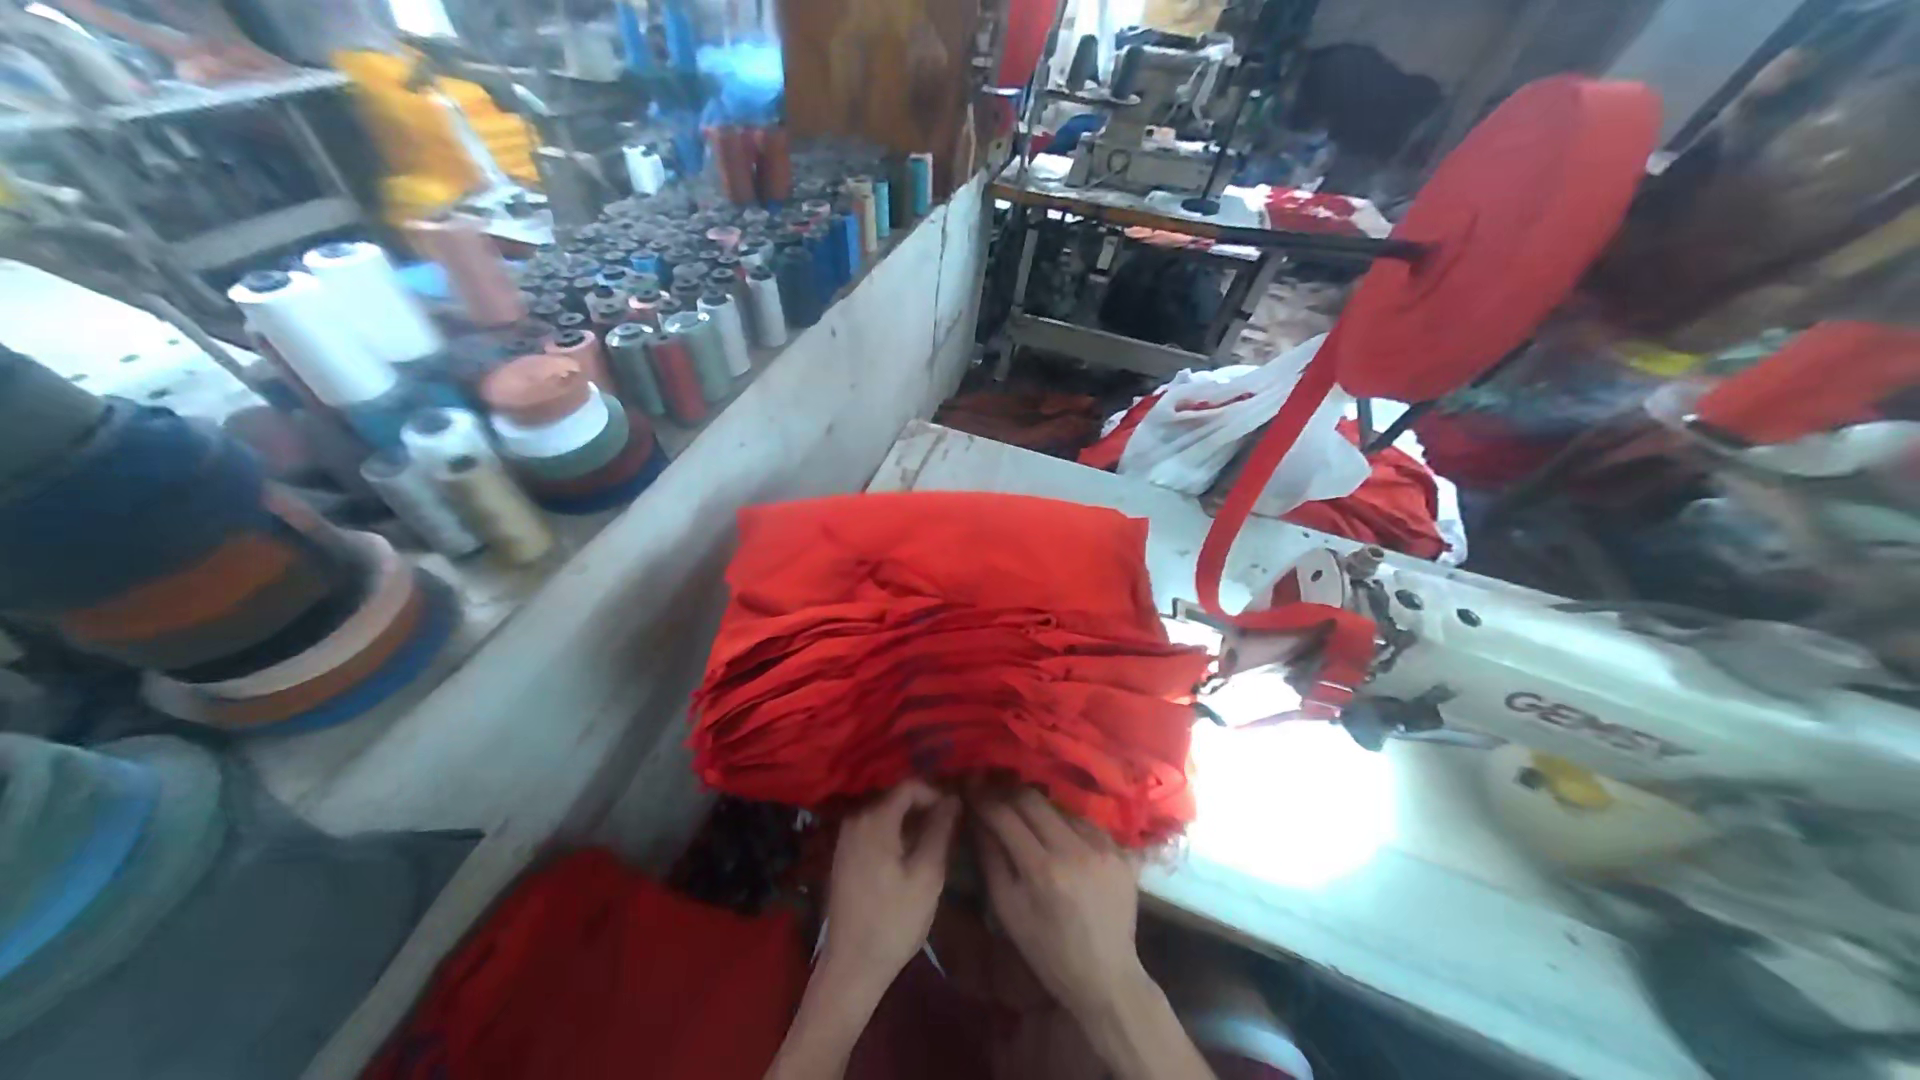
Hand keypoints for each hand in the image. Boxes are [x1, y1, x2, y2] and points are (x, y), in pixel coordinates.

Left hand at [820, 779, 959, 994]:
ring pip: (885, 814)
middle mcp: (855, 819)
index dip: (936, 794)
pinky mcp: (844, 854)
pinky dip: (895, 834)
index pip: (909, 786)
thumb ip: (940, 830)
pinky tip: (909, 856)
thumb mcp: (927, 875)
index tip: (955, 814)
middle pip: (895, 797)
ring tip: (933, 843)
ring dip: (911, 822)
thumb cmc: (894, 921)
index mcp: (873, 820)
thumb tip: (953, 799)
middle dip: (924, 807)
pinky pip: (874, 829)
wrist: (852, 966)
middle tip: (949, 829)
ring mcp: (845, 837)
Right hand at [972, 788, 1147, 1019]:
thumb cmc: (1047, 950)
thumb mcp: (1007, 908)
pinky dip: (1064, 824)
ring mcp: (1102, 847)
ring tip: (1025, 821)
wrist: (1106, 975)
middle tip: (993, 796)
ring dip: (1037, 810)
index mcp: (1042, 870)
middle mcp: (1074, 849)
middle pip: (1032, 800)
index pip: (1005, 815)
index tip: (970, 791)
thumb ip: (990, 857)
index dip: (983, 799)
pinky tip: (1057, 837)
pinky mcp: (1120, 850)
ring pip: (1058, 807)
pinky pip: (1083, 822)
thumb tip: (977, 816)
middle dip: (1007, 794)